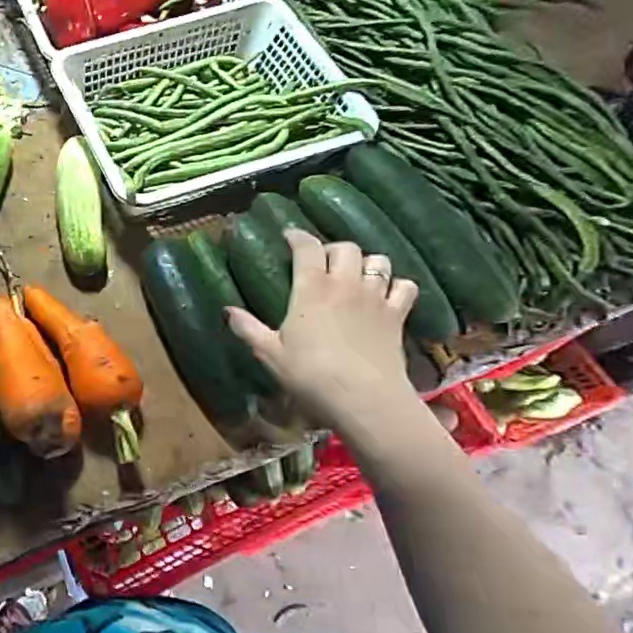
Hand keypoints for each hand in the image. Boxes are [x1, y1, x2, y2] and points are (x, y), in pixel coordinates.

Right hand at [227, 229, 422, 434]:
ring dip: (366, 263)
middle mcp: (346, 284)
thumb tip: (227, 311)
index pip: (307, 247)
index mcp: (311, 289)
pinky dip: (396, 285)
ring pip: (378, 261)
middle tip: (321, 261)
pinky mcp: (398, 315)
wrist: (363, 396)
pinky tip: (386, 295)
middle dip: (332, 249)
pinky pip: (405, 286)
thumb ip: (248, 329)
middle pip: (346, 247)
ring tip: (355, 275)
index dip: (297, 237)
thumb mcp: (270, 353)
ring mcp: (376, 298)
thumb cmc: (310, 374)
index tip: (289, 235)